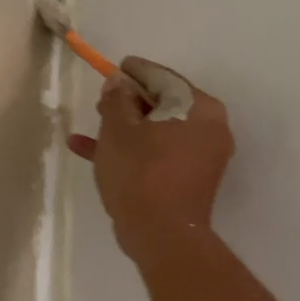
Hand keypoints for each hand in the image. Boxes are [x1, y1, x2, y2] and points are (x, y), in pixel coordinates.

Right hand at [67, 57, 233, 259]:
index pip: (163, 77)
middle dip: (129, 101)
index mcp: (199, 108)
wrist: (160, 232)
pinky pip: (158, 151)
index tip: (114, 68)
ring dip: (125, 126)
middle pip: (164, 102)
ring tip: (91, 126)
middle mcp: (209, 127)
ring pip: (158, 129)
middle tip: (101, 101)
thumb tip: (118, 82)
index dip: (134, 71)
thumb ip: (116, 100)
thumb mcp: (117, 129)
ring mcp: (202, 154)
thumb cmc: (139, 171)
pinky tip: (90, 150)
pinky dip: (132, 148)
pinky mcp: (190, 176)